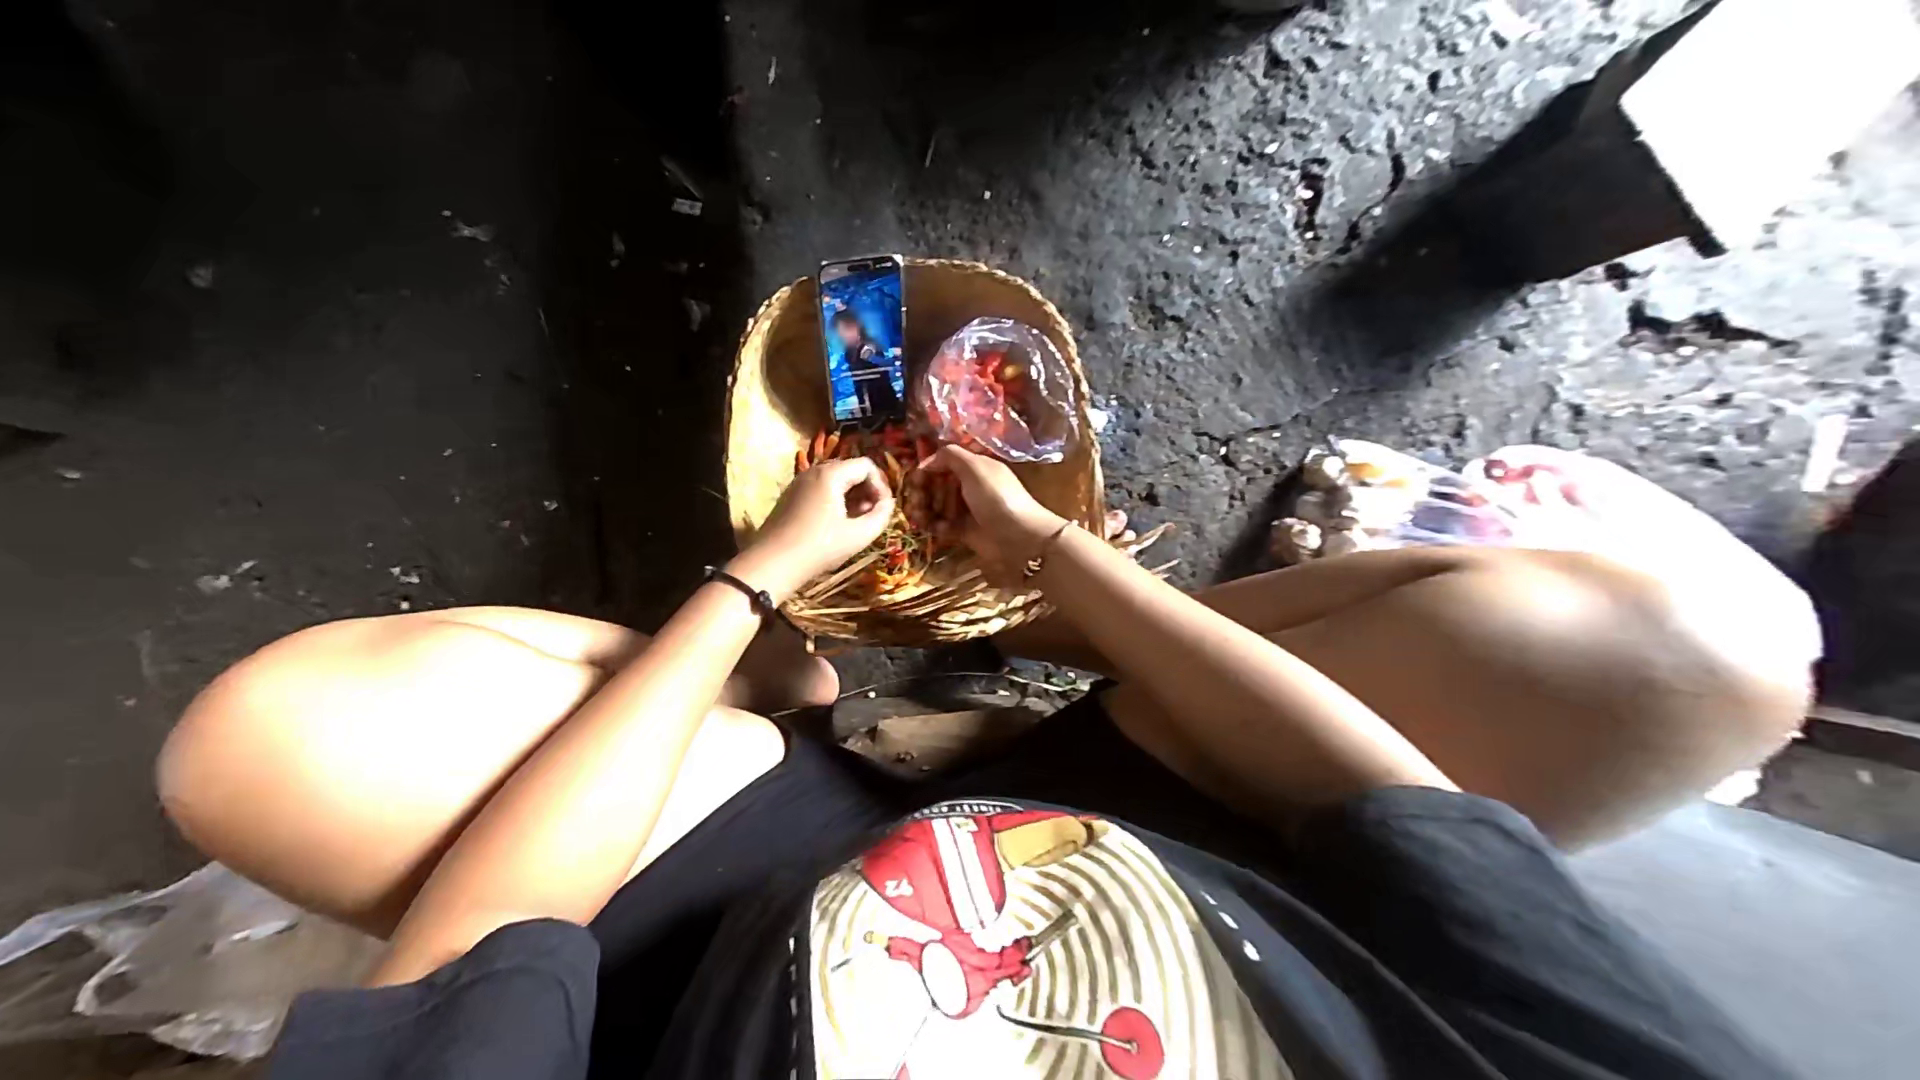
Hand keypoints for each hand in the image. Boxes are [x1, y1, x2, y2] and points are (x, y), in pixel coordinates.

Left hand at [731, 457, 893, 600]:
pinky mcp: (791, 497)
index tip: (884, 509)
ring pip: (836, 481)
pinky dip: (835, 501)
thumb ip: (881, 516)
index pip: (867, 465)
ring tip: (856, 522)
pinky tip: (836, 525)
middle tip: (872, 516)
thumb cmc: (819, 548)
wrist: (772, 564)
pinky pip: (821, 490)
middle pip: (851, 470)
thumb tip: (888, 504)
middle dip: (867, 490)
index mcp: (831, 474)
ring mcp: (799, 483)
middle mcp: (814, 471)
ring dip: (852, 497)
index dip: (882, 485)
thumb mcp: (859, 535)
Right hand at [920, 445, 1066, 584]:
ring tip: (917, 517)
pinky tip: (933, 529)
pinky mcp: (964, 531)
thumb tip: (928, 459)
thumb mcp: (975, 468)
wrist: (1019, 536)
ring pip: (937, 505)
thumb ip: (950, 456)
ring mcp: (967, 509)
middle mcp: (969, 486)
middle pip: (937, 484)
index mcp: (974, 467)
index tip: (913, 479)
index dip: (926, 469)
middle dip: (921, 491)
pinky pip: (943, 525)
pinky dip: (935, 526)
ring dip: (923, 509)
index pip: (943, 462)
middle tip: (913, 501)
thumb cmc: (996, 497)